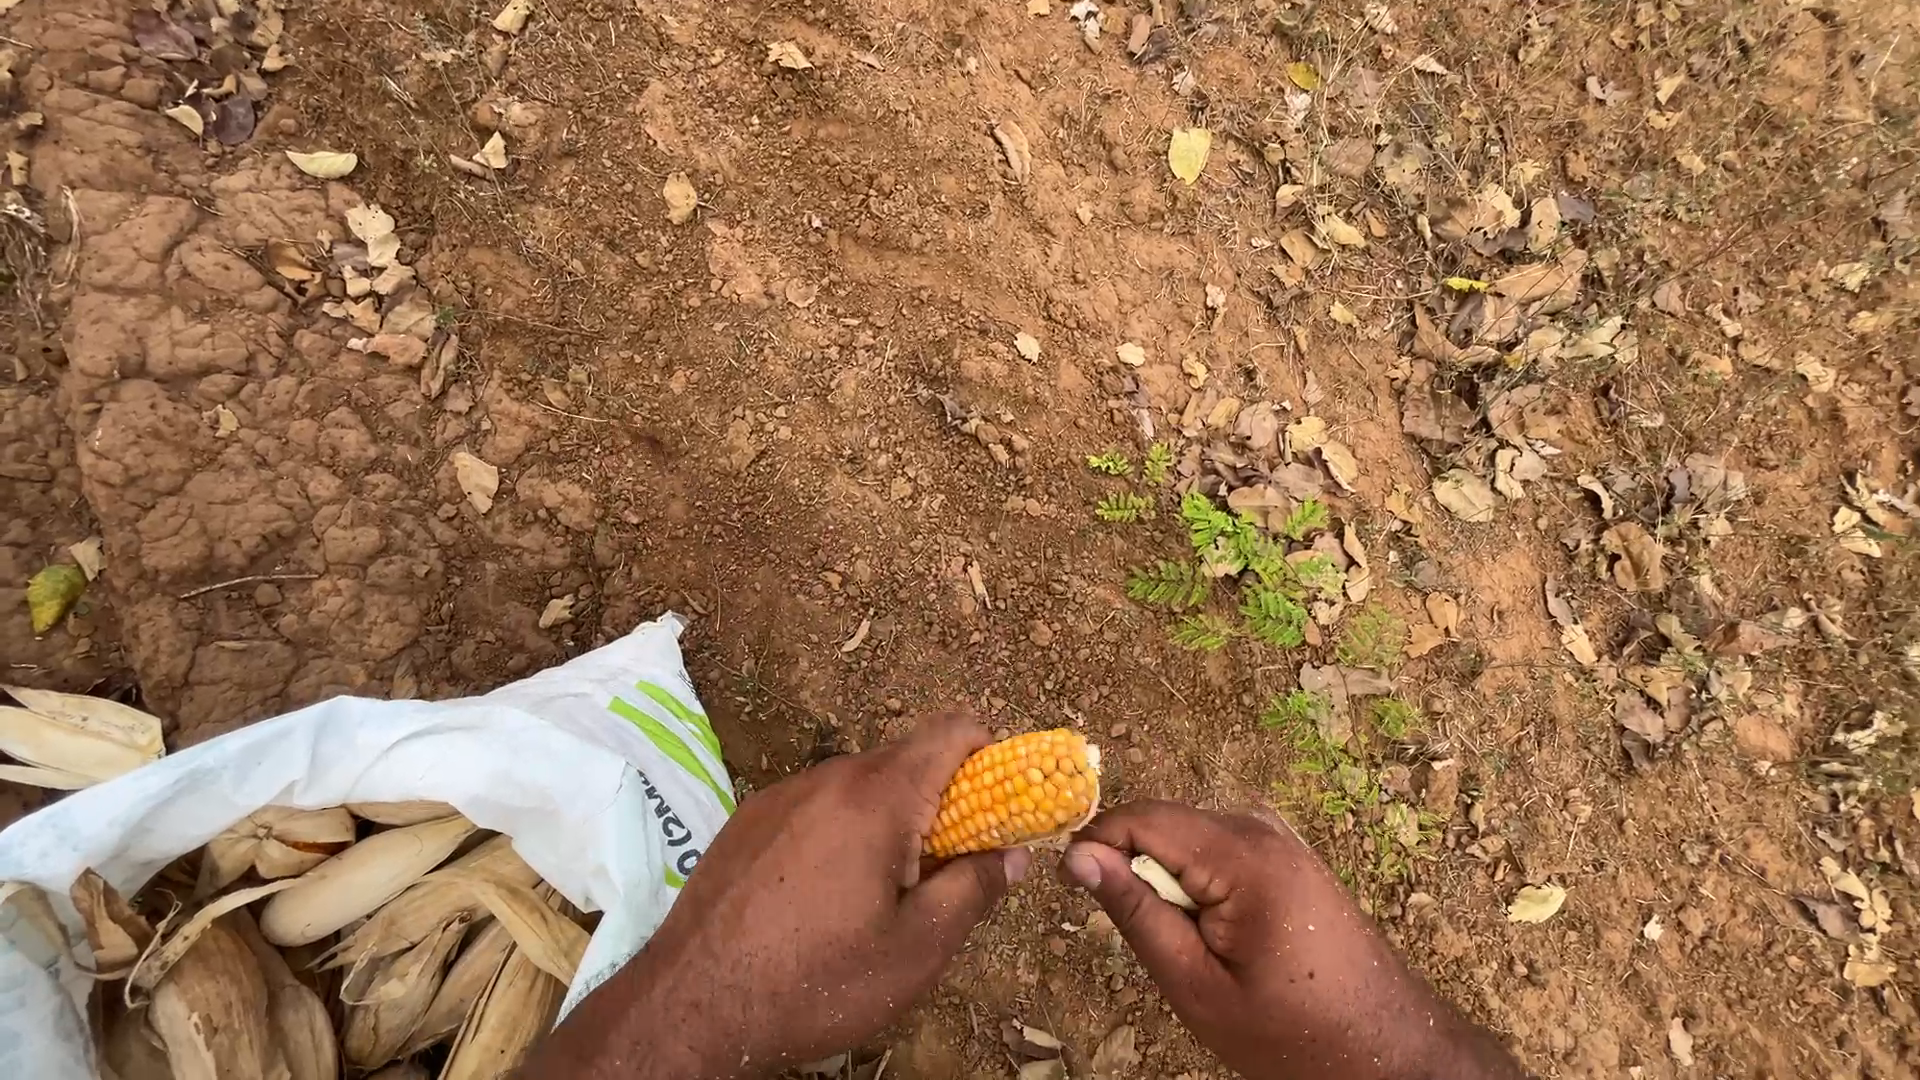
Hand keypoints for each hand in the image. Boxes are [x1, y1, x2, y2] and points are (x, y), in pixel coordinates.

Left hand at [527, 711, 1026, 1079]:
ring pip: (862, 783)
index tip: (997, 801)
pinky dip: (841, 827)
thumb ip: (974, 889)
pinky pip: (818, 802)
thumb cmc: (816, 978)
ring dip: (888, 817)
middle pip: (909, 759)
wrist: (687, 1005)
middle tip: (940, 865)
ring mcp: (786, 790)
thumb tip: (1015, 854)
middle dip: (940, 798)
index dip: (989, 752)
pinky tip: (819, 891)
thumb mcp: (915, 950)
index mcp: (881, 795)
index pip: (954, 730)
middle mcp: (833, 774)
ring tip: (875, 889)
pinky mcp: (752, 813)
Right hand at [1062, 801, 1523, 1079]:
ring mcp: (1273, 833)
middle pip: (1162, 823)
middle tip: (1146, 935)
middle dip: (1135, 866)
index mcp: (1240, 854)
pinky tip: (1216, 927)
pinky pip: (1212, 845)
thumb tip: (1076, 855)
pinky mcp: (1281, 849)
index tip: (1074, 888)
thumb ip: (1134, 911)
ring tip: (1187, 938)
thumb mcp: (1196, 984)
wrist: (1391, 1053)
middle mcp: (1257, 825)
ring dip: (1166, 876)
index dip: (1098, 844)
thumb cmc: (1289, 1033)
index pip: (1141, 817)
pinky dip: (1195, 878)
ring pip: (1183, 834)